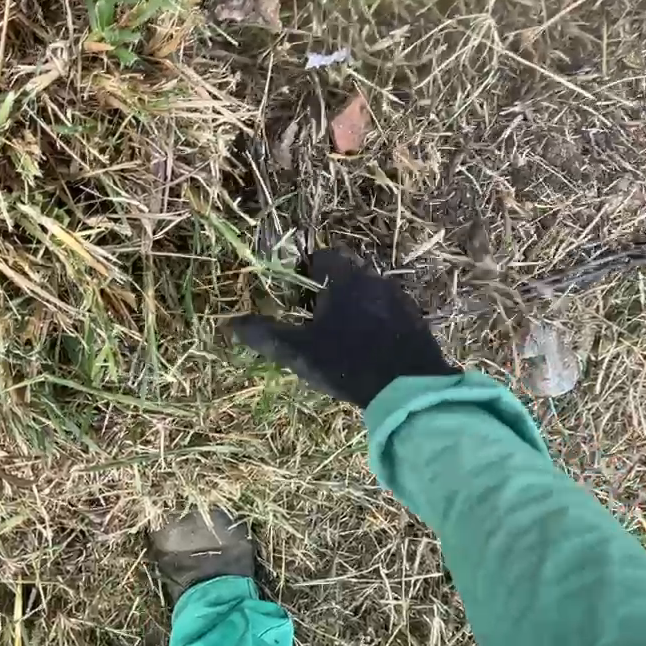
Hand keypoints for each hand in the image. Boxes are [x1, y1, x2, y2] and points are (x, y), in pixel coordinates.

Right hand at [229, 248, 457, 407]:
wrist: (408, 389)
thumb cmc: (346, 363)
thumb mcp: (298, 351)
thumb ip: (264, 334)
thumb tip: (229, 325)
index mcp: (345, 278)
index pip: (322, 257)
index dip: (305, 274)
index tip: (295, 299)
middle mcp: (375, 279)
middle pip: (346, 274)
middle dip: (328, 291)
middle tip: (313, 319)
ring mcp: (399, 299)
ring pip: (368, 293)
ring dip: (352, 307)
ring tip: (339, 337)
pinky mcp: (416, 322)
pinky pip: (387, 313)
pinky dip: (374, 323)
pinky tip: (367, 349)